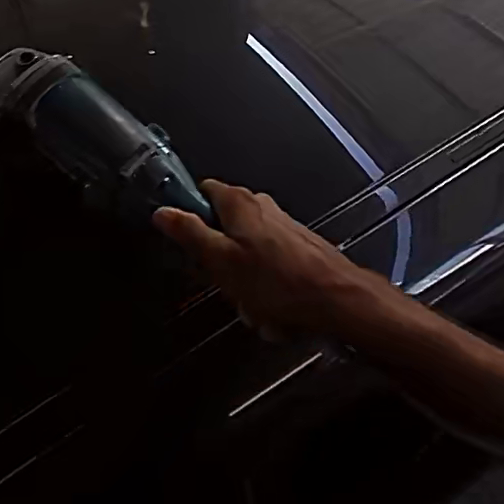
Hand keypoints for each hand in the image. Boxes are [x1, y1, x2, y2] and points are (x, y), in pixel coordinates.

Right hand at [153, 179, 381, 339]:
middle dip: (221, 259)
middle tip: (225, 284)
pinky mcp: (299, 249)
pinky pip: (270, 267)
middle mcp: (260, 205)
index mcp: (237, 201)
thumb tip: (162, 211)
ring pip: (247, 252)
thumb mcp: (221, 260)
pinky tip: (277, 313)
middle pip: (223, 226)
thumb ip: (189, 233)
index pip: (201, 191)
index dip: (189, 213)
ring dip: (245, 281)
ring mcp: (282, 226)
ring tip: (256, 308)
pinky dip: (269, 288)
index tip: (188, 241)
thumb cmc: (277, 281)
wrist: (342, 302)